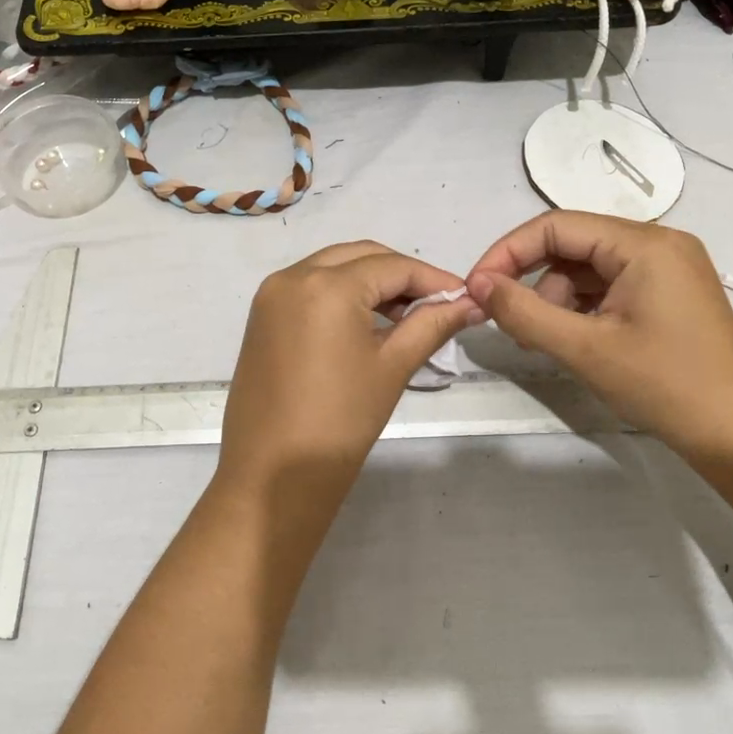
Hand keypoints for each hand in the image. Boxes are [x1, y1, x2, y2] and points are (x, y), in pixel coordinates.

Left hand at [219, 242, 479, 492]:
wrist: (273, 476)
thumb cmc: (340, 422)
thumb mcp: (392, 367)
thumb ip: (432, 325)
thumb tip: (470, 304)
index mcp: (326, 285)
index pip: (393, 266)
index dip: (434, 280)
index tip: (467, 298)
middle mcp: (292, 277)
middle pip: (360, 257)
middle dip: (402, 276)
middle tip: (439, 306)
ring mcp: (271, 297)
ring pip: (332, 268)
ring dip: (371, 283)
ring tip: (408, 317)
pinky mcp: (261, 318)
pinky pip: (309, 289)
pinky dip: (341, 295)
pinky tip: (368, 324)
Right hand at [465, 211, 732, 463]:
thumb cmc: (665, 386)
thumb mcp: (585, 349)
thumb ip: (524, 311)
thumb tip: (477, 284)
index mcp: (645, 243)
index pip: (556, 225)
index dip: (508, 252)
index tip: (475, 288)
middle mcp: (659, 243)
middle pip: (572, 243)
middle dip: (531, 279)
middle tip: (503, 320)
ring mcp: (668, 269)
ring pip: (587, 267)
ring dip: (554, 298)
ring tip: (539, 341)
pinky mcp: (669, 294)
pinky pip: (609, 286)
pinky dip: (580, 308)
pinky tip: (569, 340)